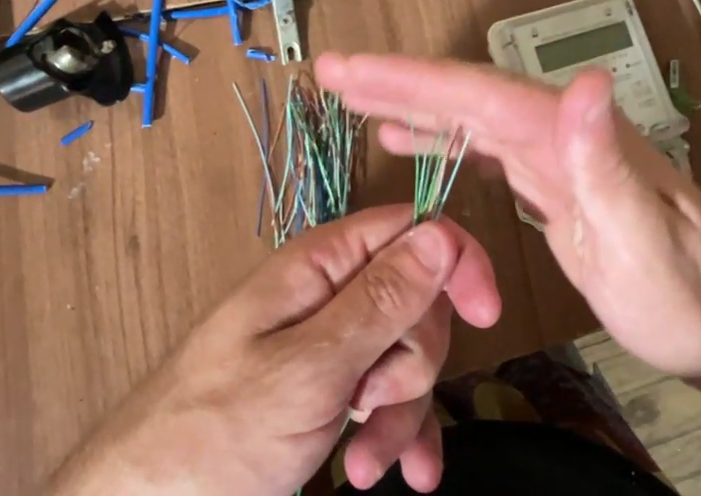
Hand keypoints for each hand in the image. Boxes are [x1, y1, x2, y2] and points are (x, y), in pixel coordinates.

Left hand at [49, 207, 500, 494]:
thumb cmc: (215, 436)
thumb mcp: (307, 370)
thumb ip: (380, 302)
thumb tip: (442, 235)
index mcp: (321, 265)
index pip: (412, 229)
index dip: (455, 263)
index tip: (486, 314)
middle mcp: (330, 296)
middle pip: (418, 300)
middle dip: (414, 360)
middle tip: (372, 399)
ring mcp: (330, 348)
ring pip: (406, 358)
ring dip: (401, 413)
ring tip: (364, 465)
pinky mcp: (330, 396)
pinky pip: (389, 401)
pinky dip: (400, 435)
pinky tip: (401, 475)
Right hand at [317, 53, 700, 379]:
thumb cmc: (689, 296)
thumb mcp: (651, 243)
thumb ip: (610, 166)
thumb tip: (583, 82)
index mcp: (581, 138)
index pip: (487, 95)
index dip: (418, 79)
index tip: (355, 69)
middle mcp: (566, 133)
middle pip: (472, 94)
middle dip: (402, 80)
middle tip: (335, 71)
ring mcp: (558, 157)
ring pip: (473, 116)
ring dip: (413, 102)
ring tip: (354, 94)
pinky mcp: (551, 184)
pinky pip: (485, 149)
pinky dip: (441, 137)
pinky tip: (407, 138)